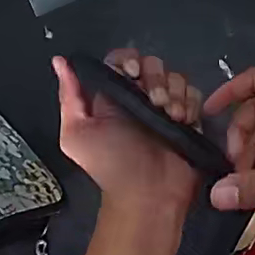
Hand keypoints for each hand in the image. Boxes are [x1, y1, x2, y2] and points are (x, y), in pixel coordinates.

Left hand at [52, 49, 199, 218]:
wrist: (147, 195)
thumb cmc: (110, 165)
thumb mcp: (77, 134)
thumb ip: (69, 96)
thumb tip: (59, 60)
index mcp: (113, 95)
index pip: (122, 60)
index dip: (129, 60)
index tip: (132, 74)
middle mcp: (140, 96)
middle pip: (153, 64)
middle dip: (156, 79)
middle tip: (155, 102)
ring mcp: (166, 106)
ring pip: (176, 77)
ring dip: (175, 93)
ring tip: (171, 116)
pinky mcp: (189, 117)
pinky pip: (194, 95)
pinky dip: (190, 104)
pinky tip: (183, 121)